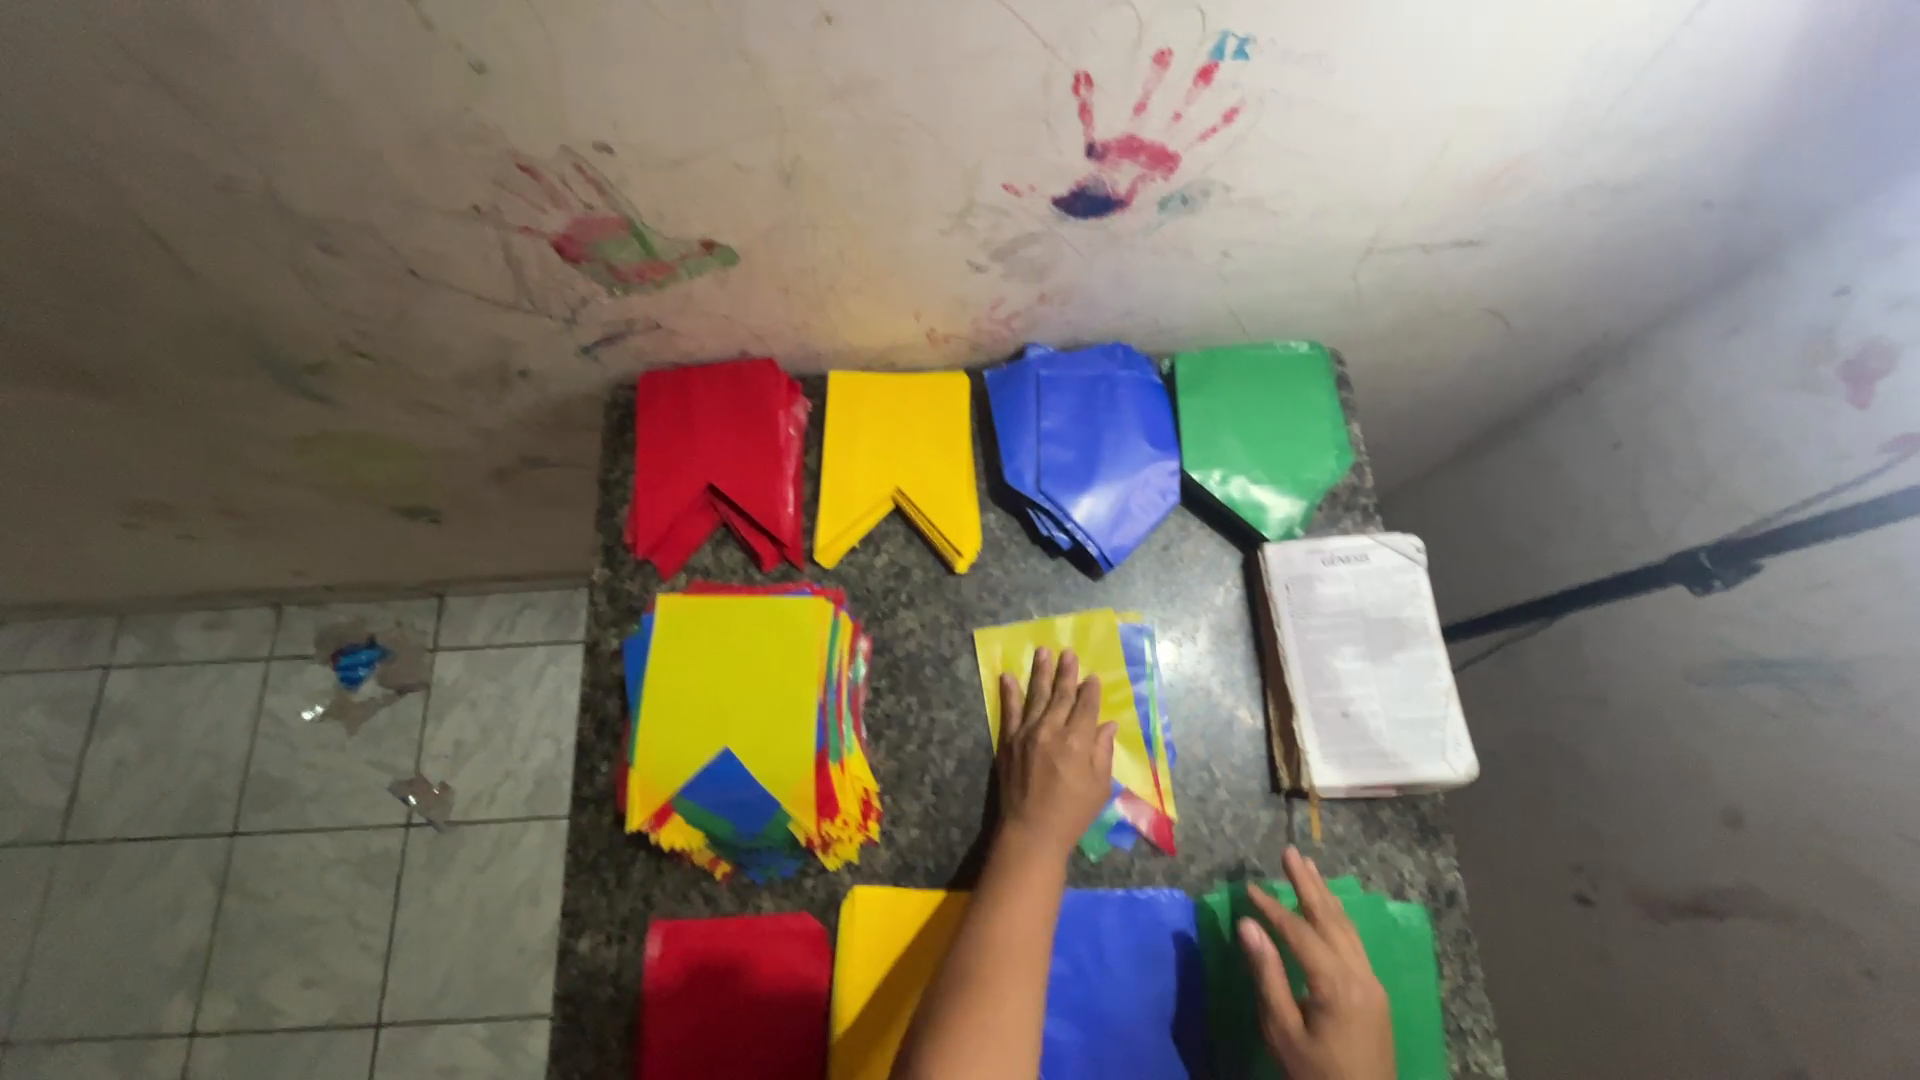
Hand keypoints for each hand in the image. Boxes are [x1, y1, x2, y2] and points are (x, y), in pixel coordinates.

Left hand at [995, 648, 1116, 858]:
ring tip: (1043, 652)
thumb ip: (1103, 752)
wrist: (1031, 832)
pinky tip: (1008, 676)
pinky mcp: (1008, 741)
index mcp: (1078, 742)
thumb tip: (1107, 724)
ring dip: (1040, 673)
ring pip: (1036, 696)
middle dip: (1066, 672)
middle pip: (1062, 695)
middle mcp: (1052, 731)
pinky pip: (1009, 711)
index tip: (1092, 676)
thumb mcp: (1100, 786)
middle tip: (1068, 652)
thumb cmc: (1072, 813)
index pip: (1086, 707)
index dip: (1091, 691)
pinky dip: (1009, 693)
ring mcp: (1027, 734)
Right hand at [1239, 847, 1394, 1079]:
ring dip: (1324, 895)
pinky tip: (1329, 909)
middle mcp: (1360, 975)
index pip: (1299, 931)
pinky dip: (1337, 917)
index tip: (1249, 888)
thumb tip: (1247, 924)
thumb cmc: (1315, 1075)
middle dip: (1307, 884)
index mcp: (1336, 983)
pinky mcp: (1374, 994)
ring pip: (1346, 927)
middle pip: (1330, 918)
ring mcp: (1372, 984)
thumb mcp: (1281, 1030)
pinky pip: (1354, 942)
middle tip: (1289, 852)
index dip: (1272, 908)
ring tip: (1307, 868)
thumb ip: (1266, 973)